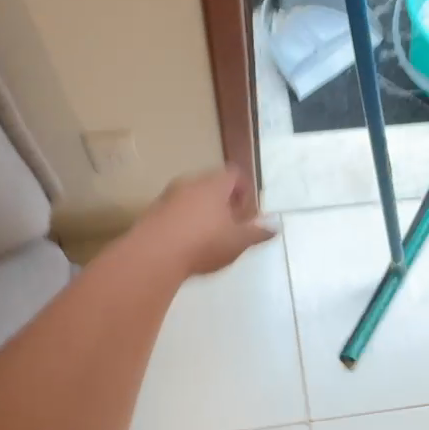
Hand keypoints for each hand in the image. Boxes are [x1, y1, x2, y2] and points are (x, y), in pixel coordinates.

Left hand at [129, 166, 275, 276]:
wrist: (153, 255)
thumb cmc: (203, 244)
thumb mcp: (238, 241)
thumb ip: (258, 232)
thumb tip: (275, 225)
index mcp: (214, 184)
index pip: (235, 174)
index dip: (245, 190)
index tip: (246, 213)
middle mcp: (190, 183)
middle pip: (212, 184)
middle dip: (224, 203)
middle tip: (231, 226)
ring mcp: (168, 196)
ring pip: (193, 197)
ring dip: (203, 212)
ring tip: (209, 238)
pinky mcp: (152, 211)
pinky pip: (175, 210)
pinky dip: (185, 221)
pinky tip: (187, 244)